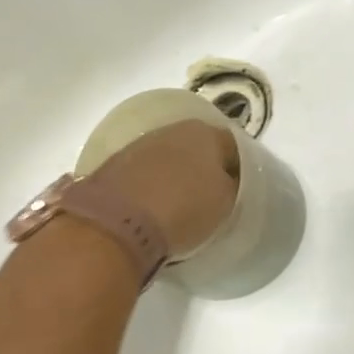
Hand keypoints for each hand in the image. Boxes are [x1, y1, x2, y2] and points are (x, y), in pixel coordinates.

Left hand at [78, 120, 240, 256]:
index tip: (239, 194)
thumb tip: (227, 182)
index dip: (240, 171)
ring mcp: (139, 145)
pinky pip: (144, 174)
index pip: (234, 148)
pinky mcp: (113, 165)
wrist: (116, 223)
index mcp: (206, 133)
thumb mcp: (226, 203)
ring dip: (176, 177)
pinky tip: (153, 209)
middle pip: (198, 150)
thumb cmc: (184, 207)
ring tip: (179, 207)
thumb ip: (232, 186)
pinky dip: (152, 187)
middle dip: (205, 170)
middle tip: (211, 199)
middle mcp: (172, 129)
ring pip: (169, 159)